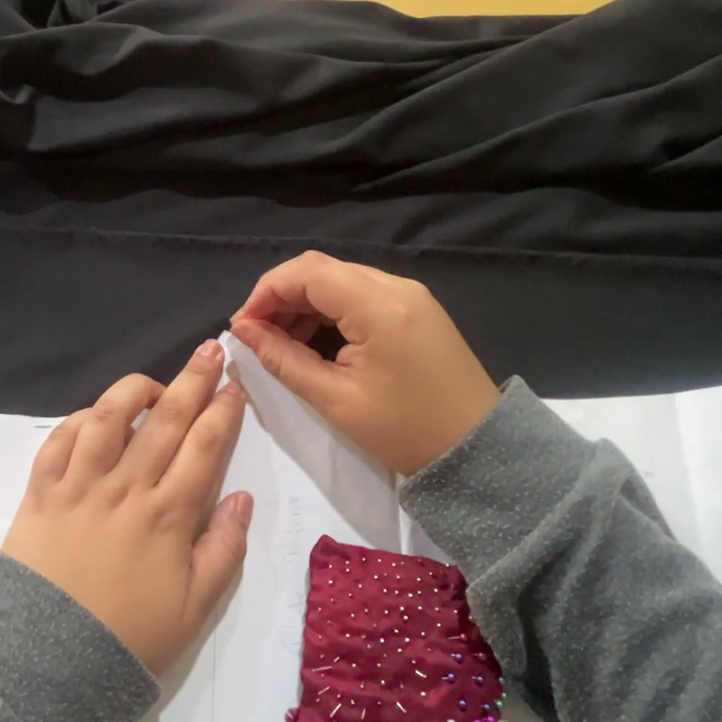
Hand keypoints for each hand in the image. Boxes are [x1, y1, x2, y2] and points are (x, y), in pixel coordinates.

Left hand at [1, 340, 253, 674]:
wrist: (45, 664)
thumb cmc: (129, 637)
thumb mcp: (195, 609)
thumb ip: (224, 550)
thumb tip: (242, 497)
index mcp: (168, 514)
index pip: (204, 446)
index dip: (223, 411)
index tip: (236, 385)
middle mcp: (126, 487)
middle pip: (165, 420)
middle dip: (193, 380)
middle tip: (211, 349)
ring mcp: (79, 485)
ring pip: (107, 417)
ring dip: (133, 390)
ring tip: (153, 382)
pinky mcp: (41, 491)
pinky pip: (58, 441)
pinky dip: (77, 421)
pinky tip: (93, 416)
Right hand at [229, 251, 499, 475]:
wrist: (479, 452)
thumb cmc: (405, 431)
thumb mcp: (335, 399)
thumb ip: (284, 358)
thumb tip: (243, 330)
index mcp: (378, 304)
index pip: (306, 272)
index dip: (265, 291)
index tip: (242, 326)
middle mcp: (395, 286)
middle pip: (321, 269)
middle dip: (280, 295)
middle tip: (255, 333)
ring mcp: (409, 294)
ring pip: (339, 278)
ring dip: (303, 301)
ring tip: (279, 339)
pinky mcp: (416, 308)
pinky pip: (360, 292)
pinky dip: (330, 308)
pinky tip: (313, 336)